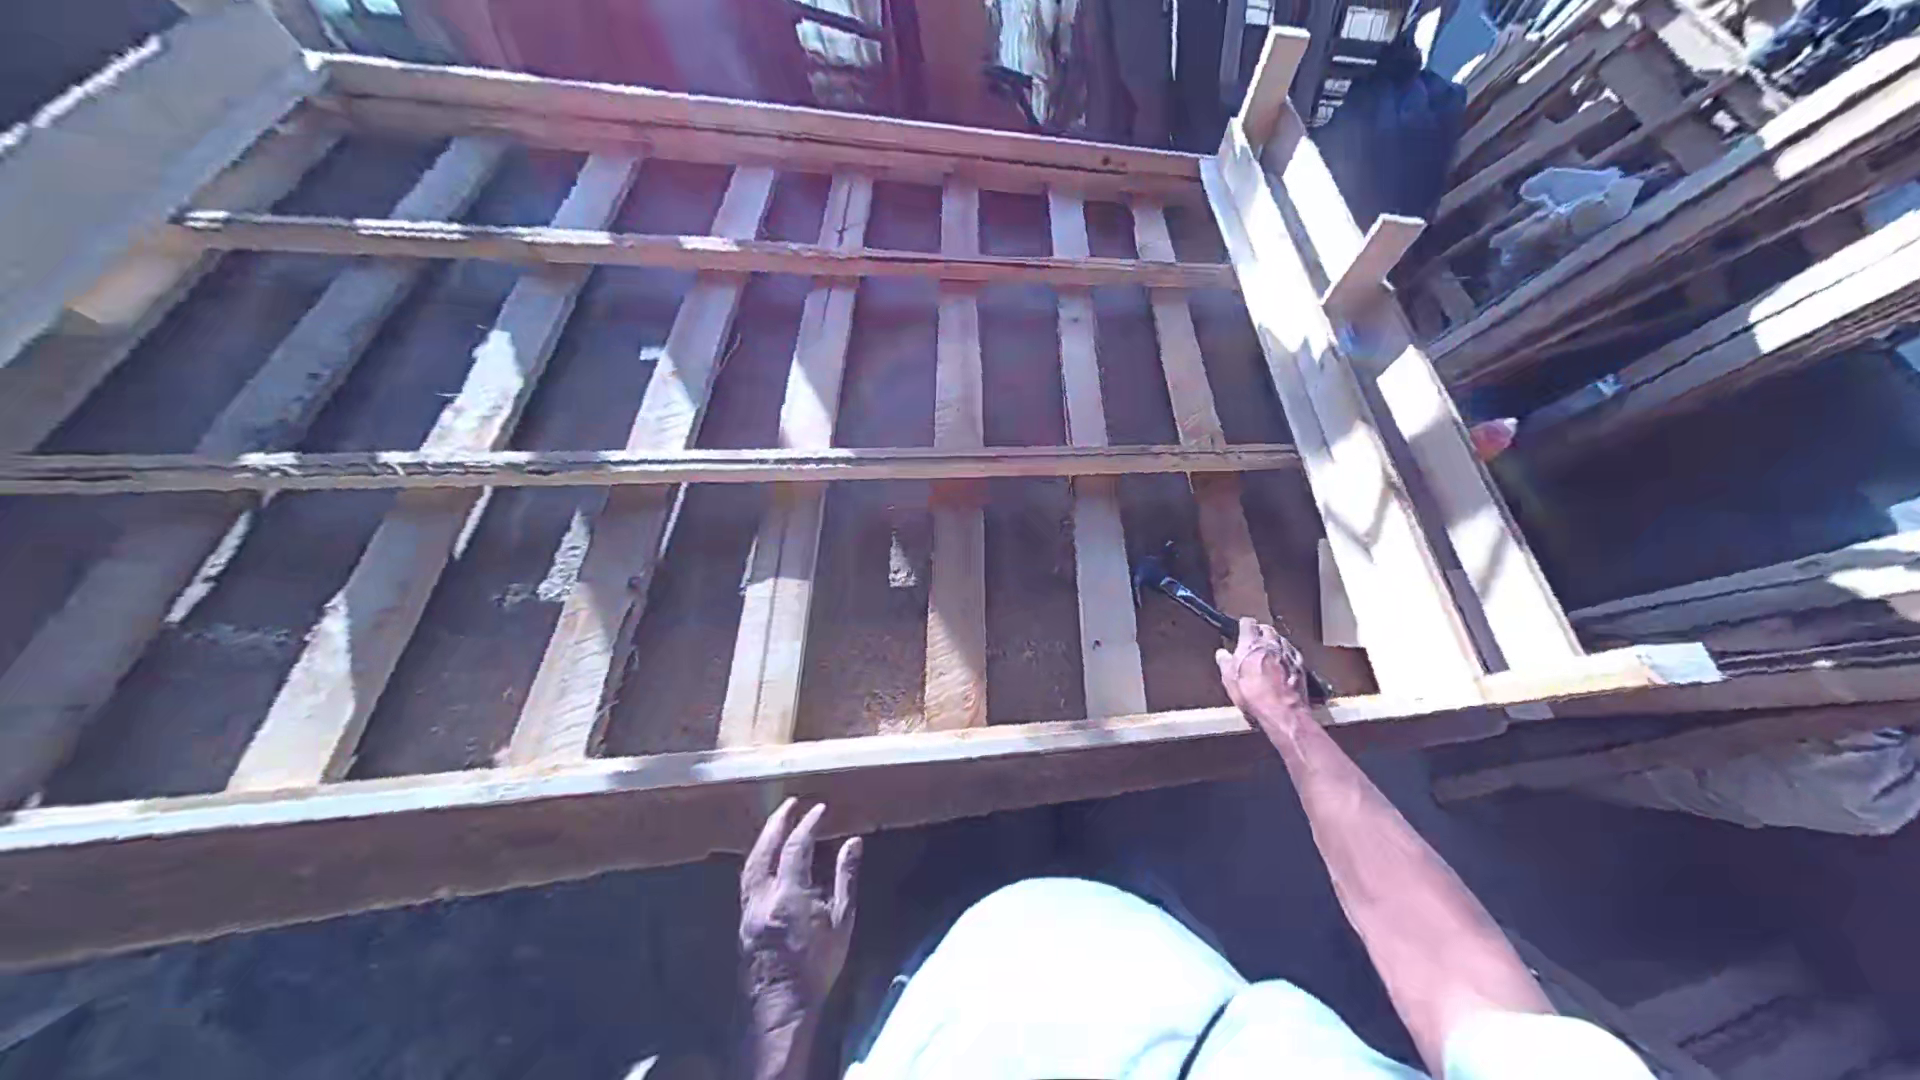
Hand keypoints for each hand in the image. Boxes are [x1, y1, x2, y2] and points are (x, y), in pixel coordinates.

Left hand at [739, 798, 861, 1077]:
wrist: (782, 1007)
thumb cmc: (817, 965)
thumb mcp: (842, 921)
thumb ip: (845, 877)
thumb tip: (853, 841)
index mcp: (789, 894)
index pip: (796, 847)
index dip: (808, 823)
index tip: (820, 808)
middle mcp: (762, 896)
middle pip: (765, 848)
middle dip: (778, 821)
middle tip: (791, 802)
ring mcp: (748, 907)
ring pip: (751, 862)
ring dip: (765, 837)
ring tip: (777, 821)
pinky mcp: (742, 919)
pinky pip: (748, 876)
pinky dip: (758, 857)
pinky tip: (766, 854)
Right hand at [1215, 617, 1311, 730]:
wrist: (1282, 713)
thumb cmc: (1254, 696)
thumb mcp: (1229, 679)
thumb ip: (1225, 662)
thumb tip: (1222, 654)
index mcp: (1251, 644)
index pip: (1248, 623)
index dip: (1244, 624)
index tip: (1242, 627)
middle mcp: (1271, 644)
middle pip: (1267, 628)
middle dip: (1260, 631)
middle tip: (1254, 638)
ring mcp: (1288, 654)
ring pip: (1281, 639)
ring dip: (1274, 642)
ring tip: (1268, 650)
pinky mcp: (1301, 666)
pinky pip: (1292, 653)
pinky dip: (1286, 653)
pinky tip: (1283, 661)